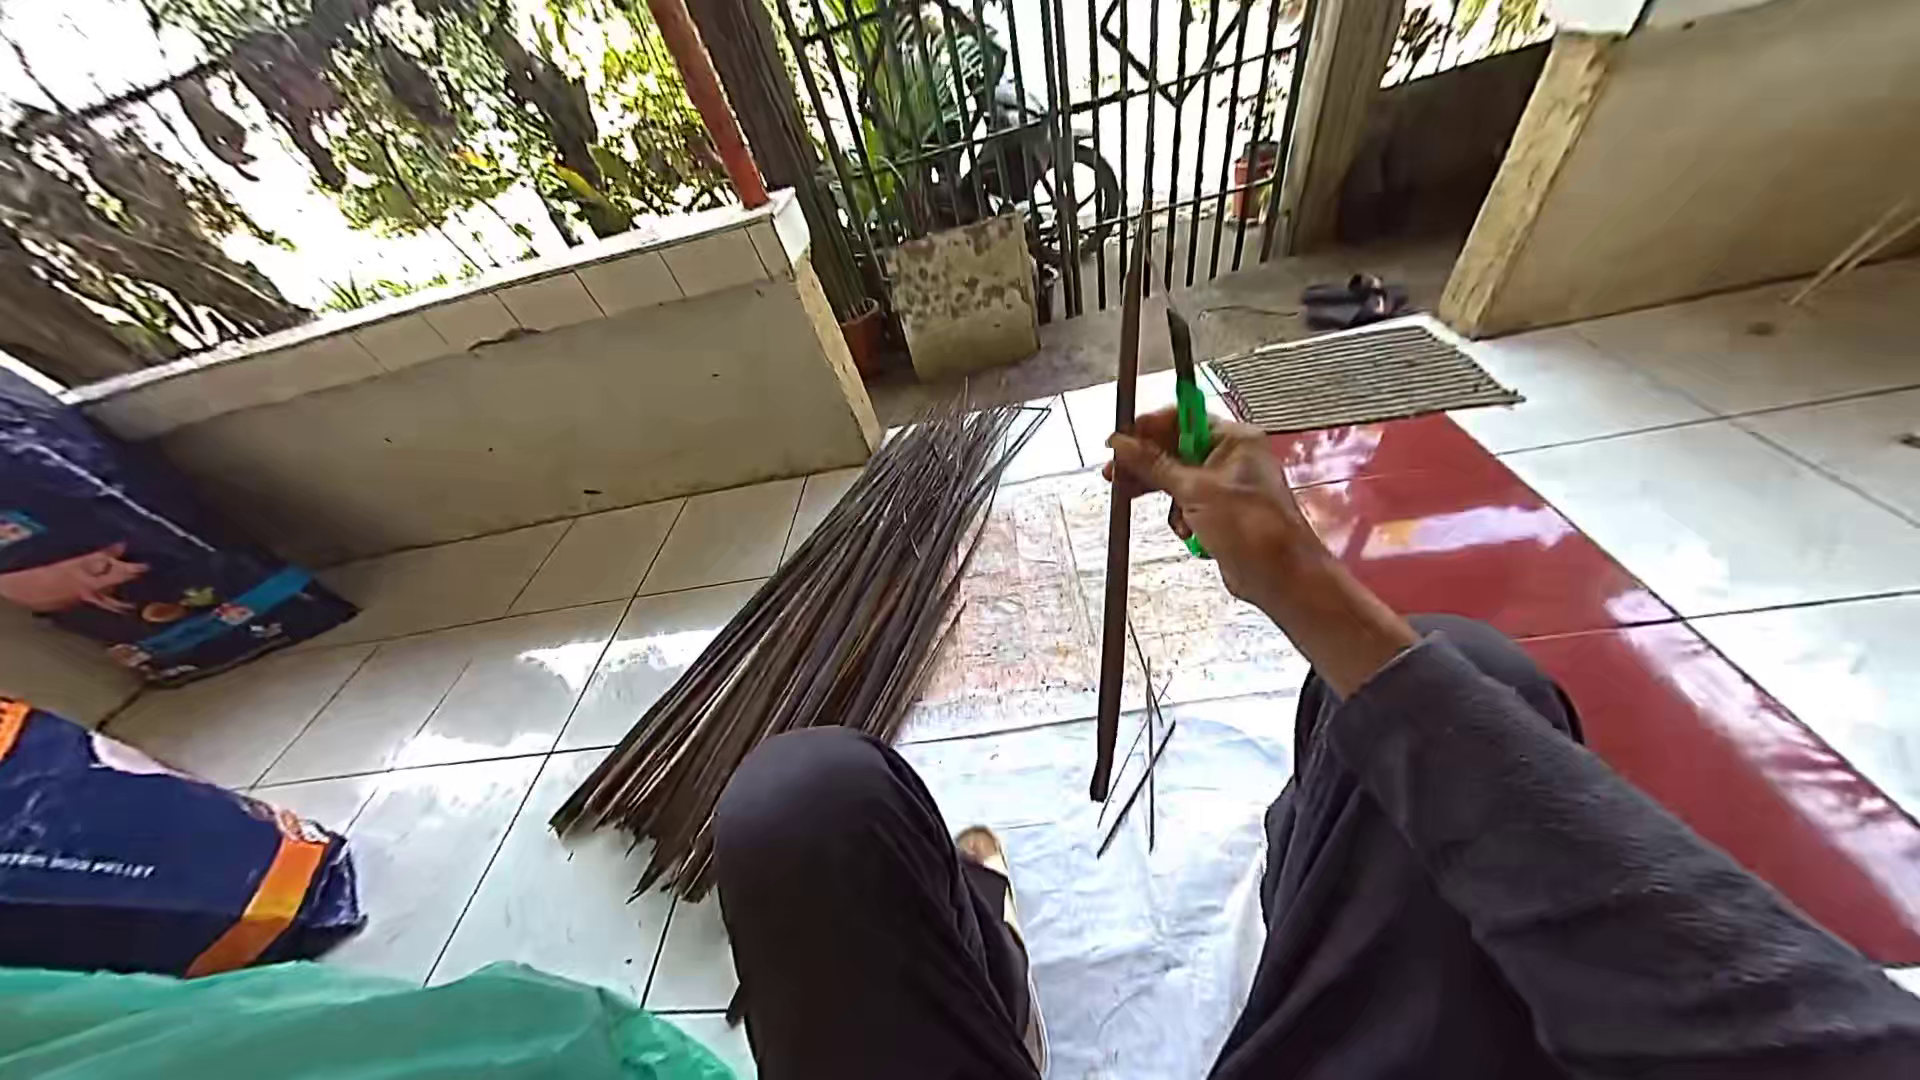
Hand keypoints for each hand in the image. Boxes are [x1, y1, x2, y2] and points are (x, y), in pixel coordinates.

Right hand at [1104, 407, 1325, 610]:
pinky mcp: (1217, 512)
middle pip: (1173, 449)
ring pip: (1175, 478)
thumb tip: (1120, 444)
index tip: (1119, 442)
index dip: (1147, 428)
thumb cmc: (1250, 527)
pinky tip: (1180, 528)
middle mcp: (1229, 458)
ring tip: (1128, 497)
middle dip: (1143, 463)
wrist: (1279, 576)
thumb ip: (1153, 464)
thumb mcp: (1194, 490)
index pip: (1181, 419)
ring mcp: (1223, 486)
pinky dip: (1176, 514)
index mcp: (1233, 440)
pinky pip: (1184, 503)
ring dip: (1156, 490)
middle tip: (1114, 473)